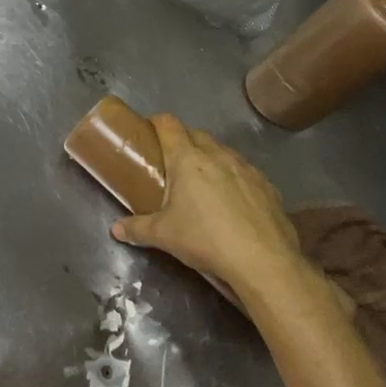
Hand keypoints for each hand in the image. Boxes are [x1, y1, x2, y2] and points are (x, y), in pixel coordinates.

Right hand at [111, 114, 304, 288]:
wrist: (265, 263)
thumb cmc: (206, 240)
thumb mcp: (164, 236)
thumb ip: (137, 229)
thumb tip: (116, 230)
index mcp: (187, 159)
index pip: (168, 124)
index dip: (156, 123)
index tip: (150, 133)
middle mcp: (217, 155)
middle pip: (196, 133)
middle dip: (184, 140)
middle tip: (173, 161)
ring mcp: (247, 169)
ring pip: (224, 150)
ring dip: (212, 156)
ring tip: (205, 180)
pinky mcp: (269, 187)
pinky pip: (247, 171)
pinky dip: (236, 177)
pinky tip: (235, 200)